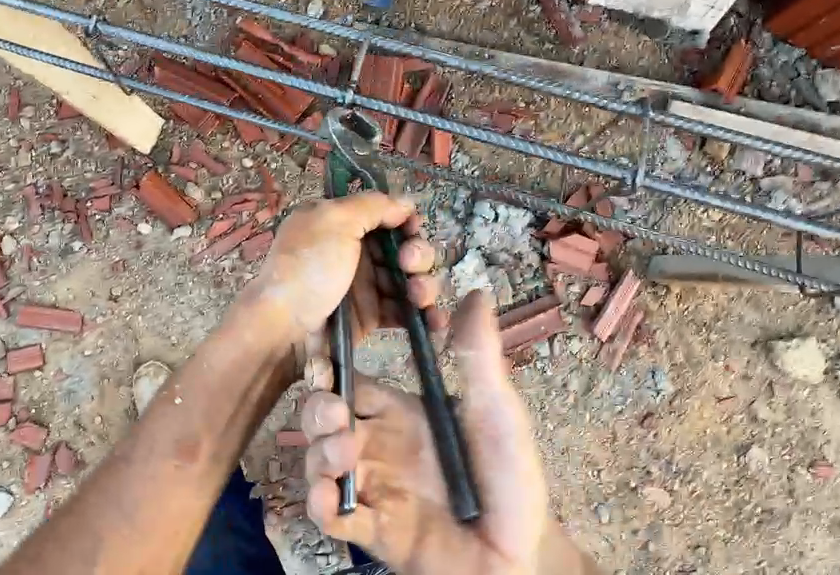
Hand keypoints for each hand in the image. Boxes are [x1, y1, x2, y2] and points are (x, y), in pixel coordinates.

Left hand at [242, 192, 440, 354]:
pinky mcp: (372, 316)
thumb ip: (372, 206)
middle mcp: (356, 249)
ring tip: (419, 298)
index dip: (406, 221)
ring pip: (411, 278)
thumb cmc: (308, 266)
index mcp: (343, 221)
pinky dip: (425, 316)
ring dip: (425, 285)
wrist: (284, 328)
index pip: (388, 214)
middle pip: (405, 245)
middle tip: (409, 265)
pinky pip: (406, 311)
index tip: (410, 231)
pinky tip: (435, 323)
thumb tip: (406, 202)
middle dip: (418, 253)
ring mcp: (366, 284)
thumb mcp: (334, 221)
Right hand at [301, 291, 584, 574]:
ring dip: (318, 453)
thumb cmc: (510, 476)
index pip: (349, 381)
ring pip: (318, 460)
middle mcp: (377, 445)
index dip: (330, 368)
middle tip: (338, 418)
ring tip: (344, 455)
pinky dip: (320, 503)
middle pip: (322, 416)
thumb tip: (477, 291)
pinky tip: (332, 496)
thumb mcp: (495, 409)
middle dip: (318, 410)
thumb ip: (477, 355)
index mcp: (399, 412)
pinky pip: (329, 514)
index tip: (322, 357)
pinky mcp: (372, 529)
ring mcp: (371, 487)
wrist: (522, 554)